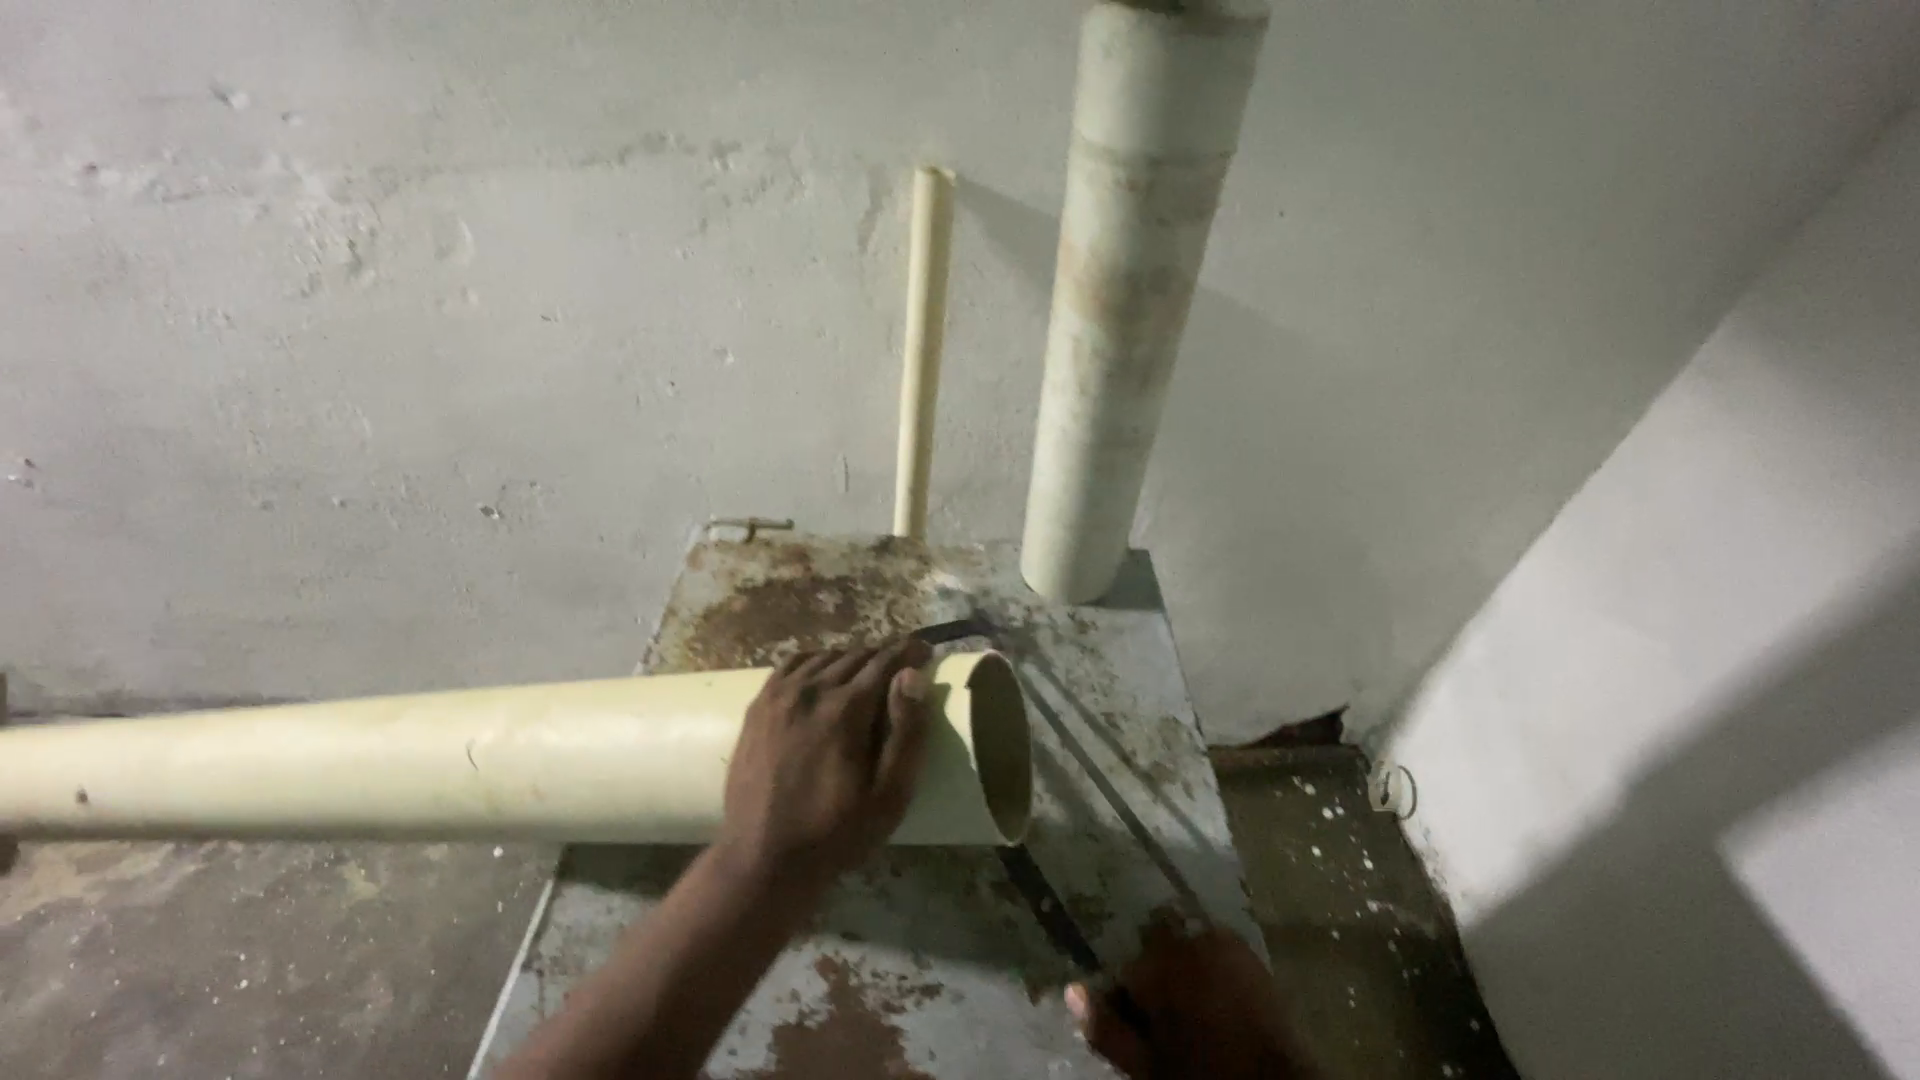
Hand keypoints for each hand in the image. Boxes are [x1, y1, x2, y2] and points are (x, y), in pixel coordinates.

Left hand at [716, 637, 933, 893]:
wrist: (763, 858)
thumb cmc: (836, 832)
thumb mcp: (889, 795)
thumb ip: (906, 732)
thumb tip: (912, 674)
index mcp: (845, 709)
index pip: (884, 660)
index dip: (910, 650)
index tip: (926, 651)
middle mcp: (810, 690)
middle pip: (855, 655)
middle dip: (883, 658)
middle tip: (902, 672)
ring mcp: (778, 696)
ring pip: (824, 657)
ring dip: (850, 660)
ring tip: (865, 678)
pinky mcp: (758, 707)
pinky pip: (791, 666)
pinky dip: (814, 664)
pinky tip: (823, 680)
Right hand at [1067, 920, 1317, 1079]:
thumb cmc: (1203, 1075)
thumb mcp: (1147, 1066)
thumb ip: (1107, 1027)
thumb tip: (1071, 990)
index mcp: (1157, 965)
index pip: (1124, 970)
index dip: (1126, 998)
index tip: (1137, 1022)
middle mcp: (1186, 940)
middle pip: (1153, 952)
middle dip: (1154, 977)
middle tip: (1166, 1017)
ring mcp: (1221, 941)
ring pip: (1183, 948)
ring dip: (1181, 968)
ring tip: (1192, 1008)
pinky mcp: (1247, 952)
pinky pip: (1213, 949)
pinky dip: (1208, 966)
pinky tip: (1215, 997)